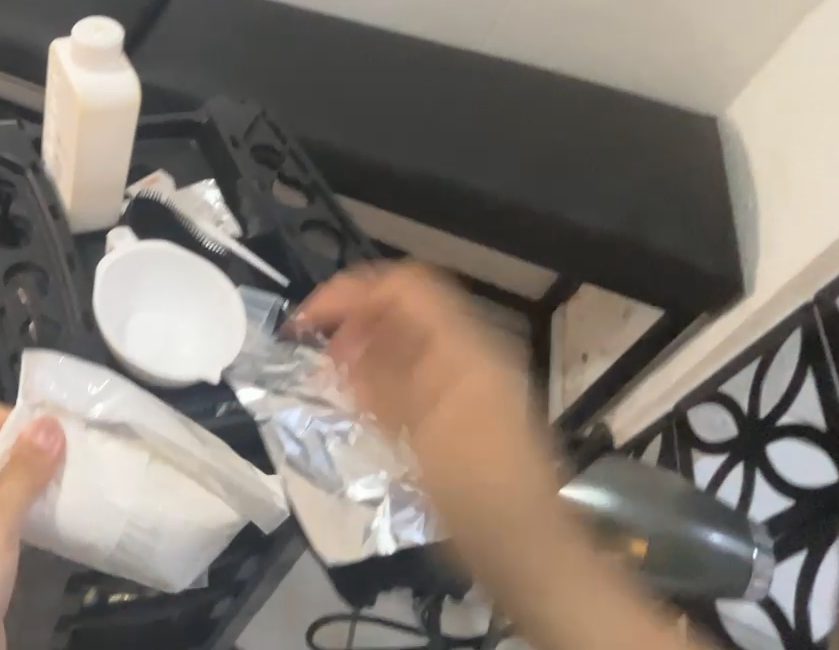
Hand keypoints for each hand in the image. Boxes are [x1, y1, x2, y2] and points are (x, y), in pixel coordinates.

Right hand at [287, 263, 562, 537]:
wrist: (527, 552)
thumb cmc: (473, 490)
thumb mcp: (417, 429)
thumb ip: (378, 376)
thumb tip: (341, 340)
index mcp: (464, 349)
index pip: (403, 287)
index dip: (351, 292)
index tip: (311, 321)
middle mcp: (468, 352)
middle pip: (401, 306)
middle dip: (352, 319)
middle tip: (318, 349)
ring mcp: (467, 377)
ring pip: (403, 334)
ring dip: (362, 343)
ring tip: (332, 373)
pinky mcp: (461, 402)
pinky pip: (412, 364)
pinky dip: (379, 370)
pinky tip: (359, 396)